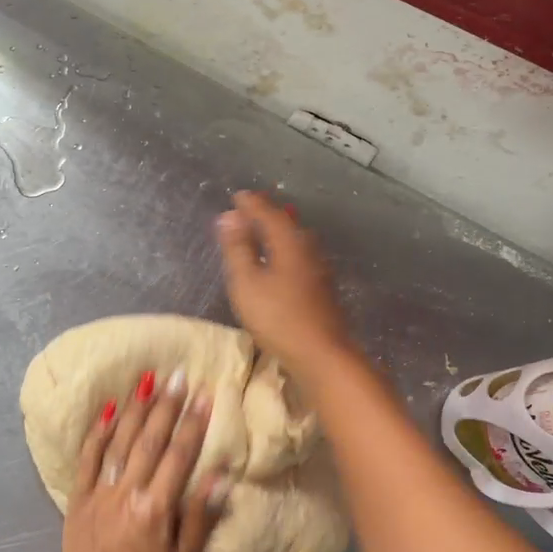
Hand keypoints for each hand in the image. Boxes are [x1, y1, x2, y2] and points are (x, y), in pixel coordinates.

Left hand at [57, 369, 227, 551]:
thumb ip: (199, 519)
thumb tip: (220, 475)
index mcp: (155, 511)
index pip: (179, 456)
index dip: (193, 423)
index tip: (204, 393)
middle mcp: (125, 495)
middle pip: (150, 441)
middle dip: (166, 405)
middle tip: (179, 374)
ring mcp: (97, 495)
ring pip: (118, 442)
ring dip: (135, 409)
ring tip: (148, 380)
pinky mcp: (76, 502)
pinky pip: (86, 459)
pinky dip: (97, 432)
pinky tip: (108, 409)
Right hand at [216, 190, 355, 369]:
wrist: (322, 355)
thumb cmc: (278, 317)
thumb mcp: (247, 282)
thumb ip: (238, 248)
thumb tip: (230, 216)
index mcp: (289, 244)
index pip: (269, 214)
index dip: (252, 204)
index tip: (237, 195)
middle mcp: (308, 251)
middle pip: (287, 224)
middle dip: (267, 214)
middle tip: (249, 210)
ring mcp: (319, 271)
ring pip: (296, 241)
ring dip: (278, 233)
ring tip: (262, 233)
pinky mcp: (322, 290)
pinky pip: (300, 257)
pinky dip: (285, 251)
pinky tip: (280, 263)